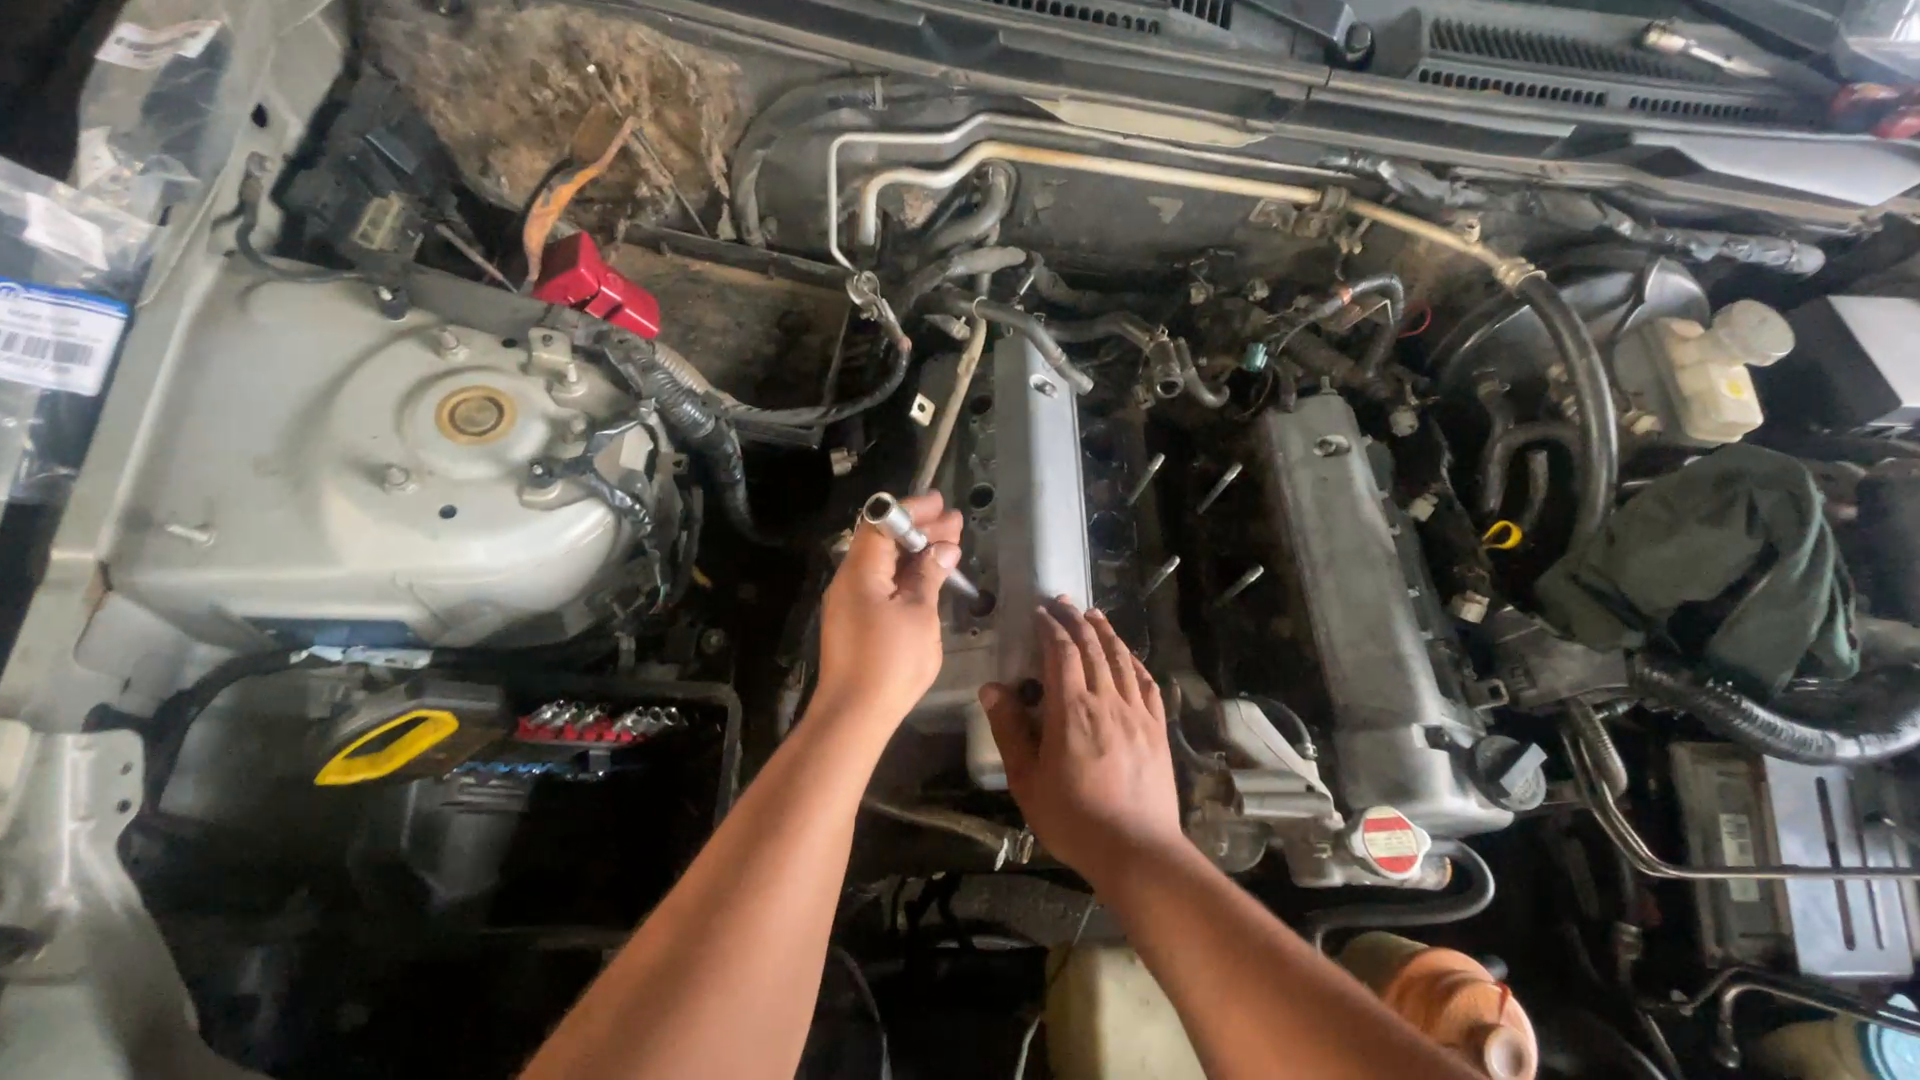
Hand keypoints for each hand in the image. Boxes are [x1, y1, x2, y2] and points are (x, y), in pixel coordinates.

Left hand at [813, 492, 962, 729]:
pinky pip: (880, 585)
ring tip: (950, 547)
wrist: (854, 714)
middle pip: (882, 541)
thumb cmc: (890, 661)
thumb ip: (929, 576)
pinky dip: (905, 576)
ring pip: (883, 565)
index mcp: (860, 572)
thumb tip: (943, 549)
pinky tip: (930, 578)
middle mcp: (849, 580)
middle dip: (919, 530)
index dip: (911, 509)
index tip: (941, 504)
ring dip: (915, 553)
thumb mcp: (918, 614)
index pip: (881, 522)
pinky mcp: (855, 622)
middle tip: (955, 524)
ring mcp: (850, 602)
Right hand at [980, 598, 1183, 881]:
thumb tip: (992, 688)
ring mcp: (1137, 714)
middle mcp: (1107, 701)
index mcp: (1071, 710)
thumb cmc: (1072, 819)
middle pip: (1093, 648)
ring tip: (1094, 615)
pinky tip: (1130, 657)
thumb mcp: (1027, 780)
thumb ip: (1010, 730)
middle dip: (1076, 621)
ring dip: (1106, 633)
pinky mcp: (1157, 730)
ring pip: (1122, 660)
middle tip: (1063, 603)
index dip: (1049, 628)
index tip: (1039, 612)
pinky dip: (1135, 662)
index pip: (1060, 653)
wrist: (1135, 849)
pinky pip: (1147, 684)